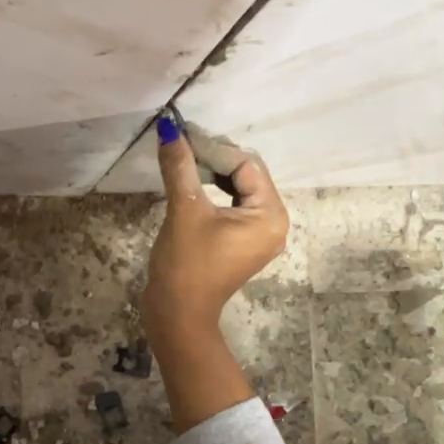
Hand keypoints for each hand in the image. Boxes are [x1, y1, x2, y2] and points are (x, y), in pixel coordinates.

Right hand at [141, 123, 288, 431]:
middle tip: (180, 147)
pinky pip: (232, 206)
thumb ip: (180, 167)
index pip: (246, 165)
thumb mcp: (184, 211)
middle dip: (214, 159)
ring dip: (212, 174)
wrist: (177, 315)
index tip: (181, 137)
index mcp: (270, 214)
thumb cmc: (186, 265)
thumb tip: (170, 129)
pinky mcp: (240, 244)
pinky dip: (213, 193)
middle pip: (246, 175)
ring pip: (238, 189)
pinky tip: (191, 185)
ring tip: (183, 163)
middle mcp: (273, 223)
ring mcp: (258, 236)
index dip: (213, 147)